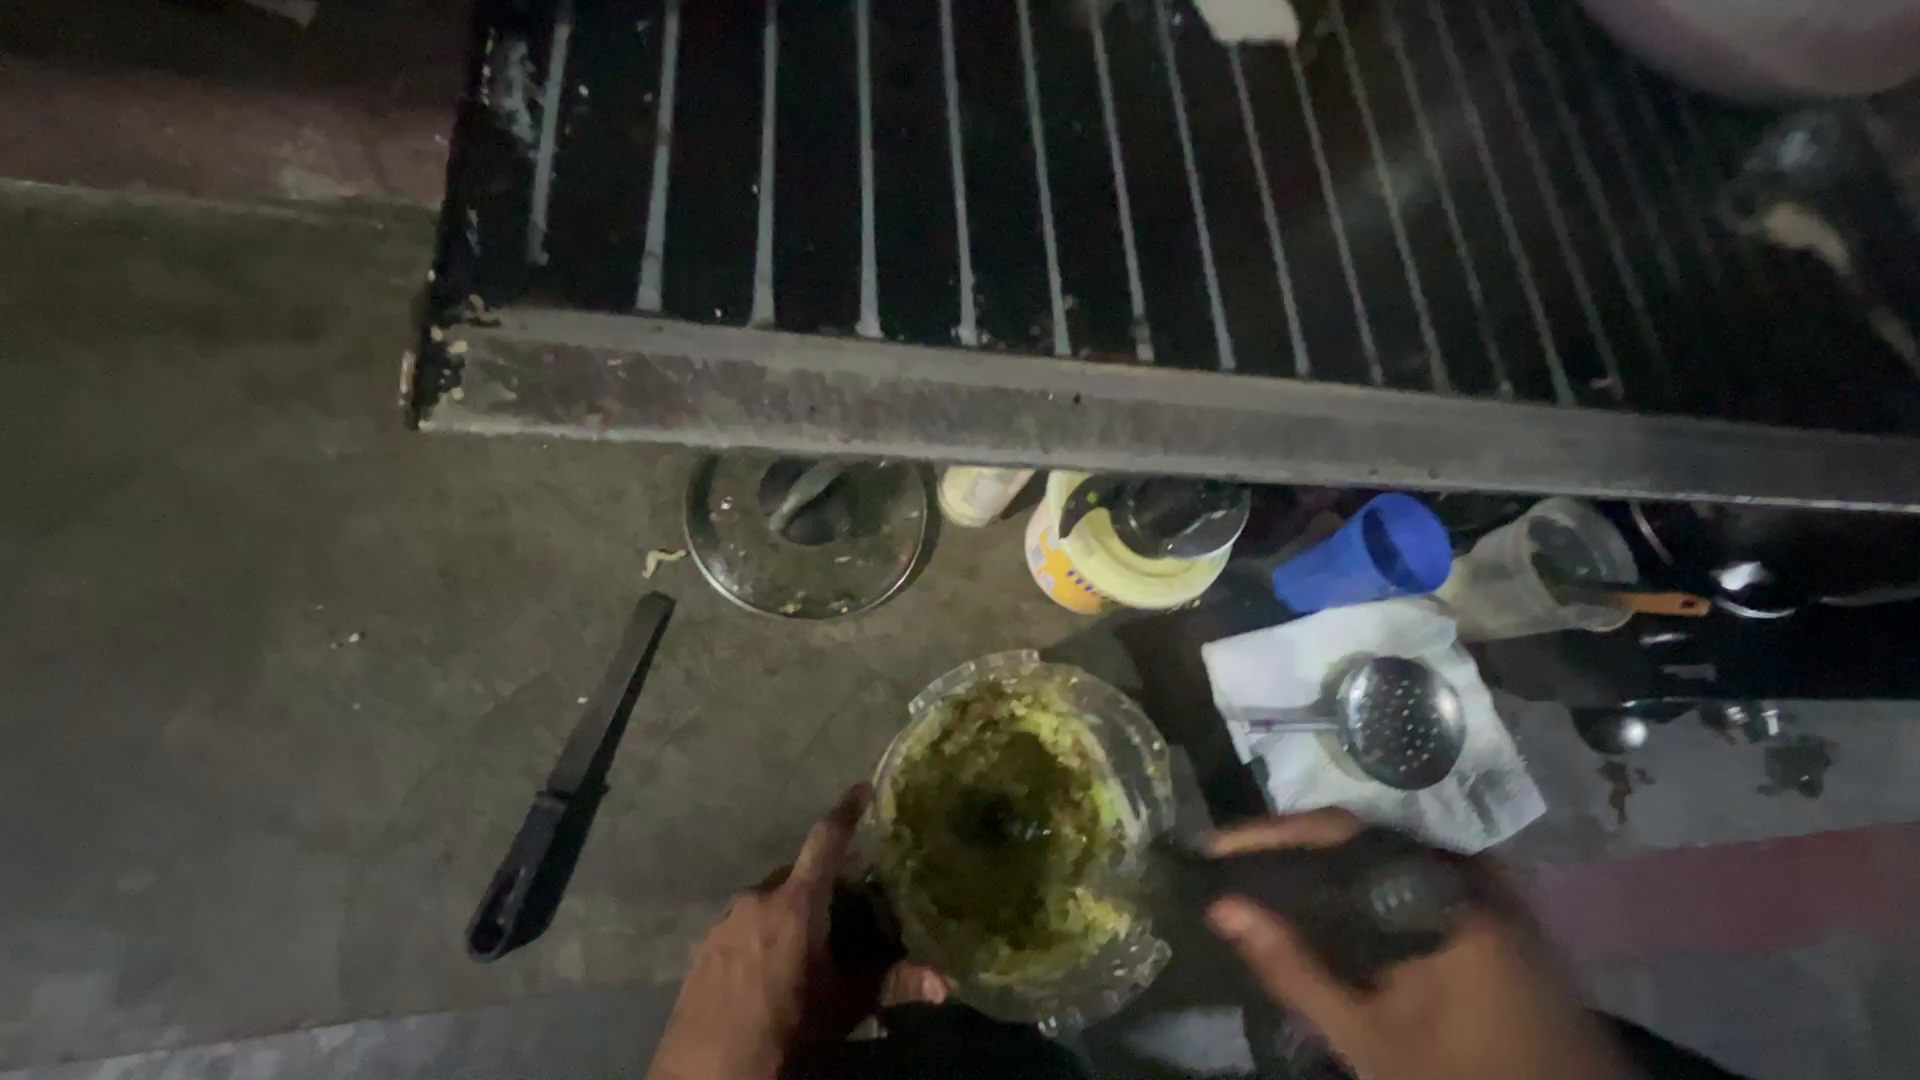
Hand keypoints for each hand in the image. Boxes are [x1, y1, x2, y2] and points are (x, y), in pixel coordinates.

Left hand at [647, 783, 875, 1079]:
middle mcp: (758, 898)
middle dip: (827, 881)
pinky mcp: (704, 946)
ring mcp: (725, 921)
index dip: (846, 812)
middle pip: (800, 873)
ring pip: (771, 898)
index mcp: (795, 903)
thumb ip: (890, 984)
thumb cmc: (784, 1035)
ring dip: (795, 908)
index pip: (825, 840)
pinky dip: (766, 928)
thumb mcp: (842, 1009)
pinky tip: (774, 966)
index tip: (862, 789)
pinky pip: (746, 921)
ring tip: (814, 944)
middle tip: (851, 906)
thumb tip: (944, 983)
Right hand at [1205, 810, 1628, 1079]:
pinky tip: (1327, 900)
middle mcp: (1469, 874)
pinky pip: (1411, 870)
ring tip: (1267, 874)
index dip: (1270, 835)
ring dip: (1322, 860)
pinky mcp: (1497, 909)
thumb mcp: (1371, 1040)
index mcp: (1443, 897)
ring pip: (1383, 849)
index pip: (1339, 832)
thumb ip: (1295, 970)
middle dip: (1290, 845)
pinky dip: (1360, 878)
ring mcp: (1490, 889)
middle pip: (1359, 833)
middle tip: (1235, 862)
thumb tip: (1223, 908)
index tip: (1214, 847)